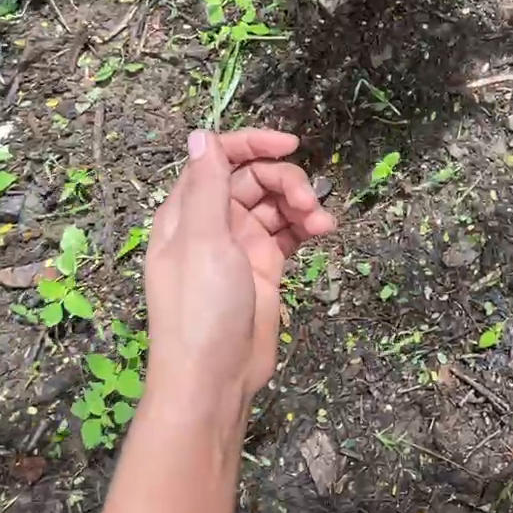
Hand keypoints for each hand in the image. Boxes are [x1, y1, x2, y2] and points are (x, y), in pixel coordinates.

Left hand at [144, 129, 336, 409]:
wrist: (216, 377)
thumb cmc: (201, 309)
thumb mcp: (203, 243)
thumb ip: (207, 187)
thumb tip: (201, 135)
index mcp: (187, 212)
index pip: (219, 159)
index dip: (253, 144)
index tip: (291, 145)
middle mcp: (214, 222)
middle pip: (254, 179)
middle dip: (286, 182)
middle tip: (308, 202)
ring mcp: (241, 244)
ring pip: (276, 203)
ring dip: (302, 204)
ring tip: (321, 224)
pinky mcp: (266, 264)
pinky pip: (290, 230)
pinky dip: (308, 225)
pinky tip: (324, 231)